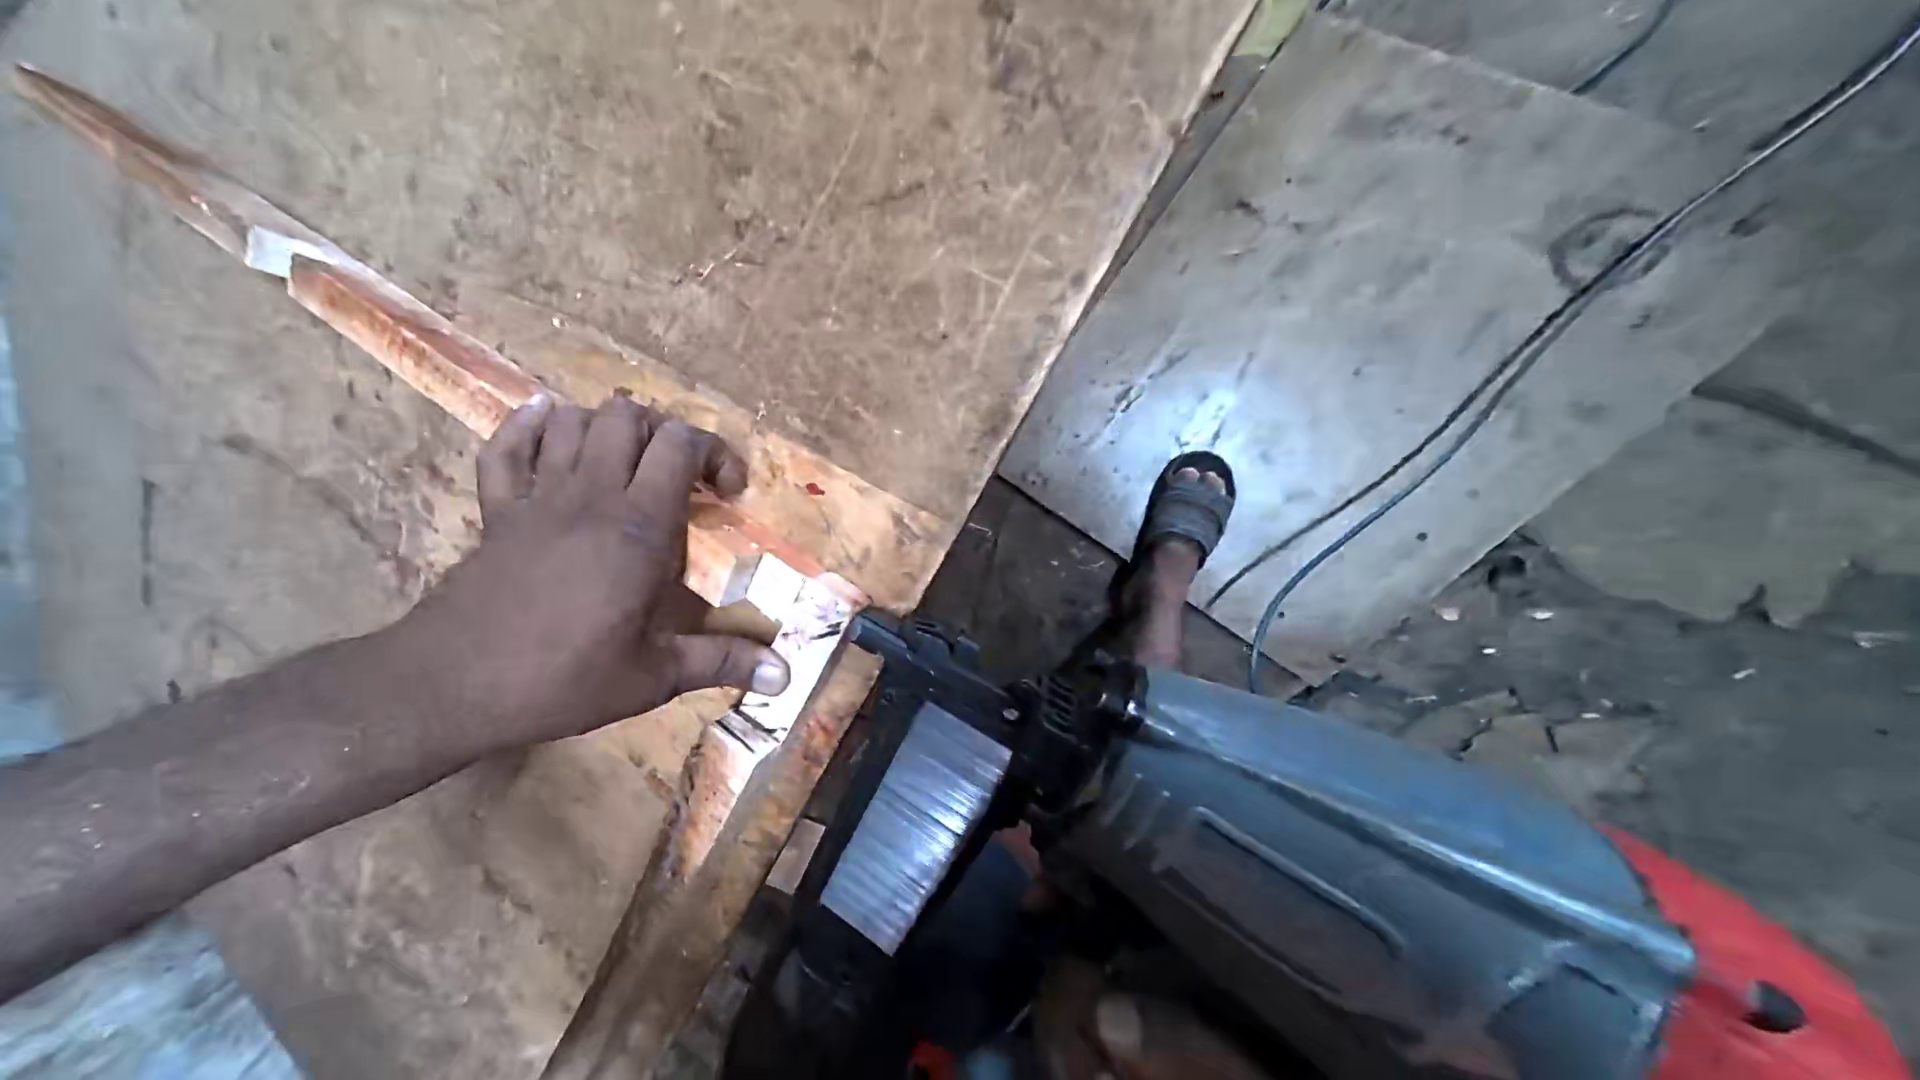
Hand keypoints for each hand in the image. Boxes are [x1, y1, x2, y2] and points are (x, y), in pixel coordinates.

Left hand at [395, 393, 790, 754]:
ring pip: (574, 420)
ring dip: (610, 429)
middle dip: (667, 434)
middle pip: (630, 417)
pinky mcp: (497, 510)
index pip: (681, 446)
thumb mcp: (654, 676)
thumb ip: (723, 662)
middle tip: (683, 477)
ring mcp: (537, 497)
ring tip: (632, 462)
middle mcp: (591, 496)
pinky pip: (507, 445)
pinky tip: (550, 424)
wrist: (448, 688)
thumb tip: (786, 677)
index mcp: (638, 528)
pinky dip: (531, 426)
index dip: (716, 453)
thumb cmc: (562, 679)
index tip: (728, 493)